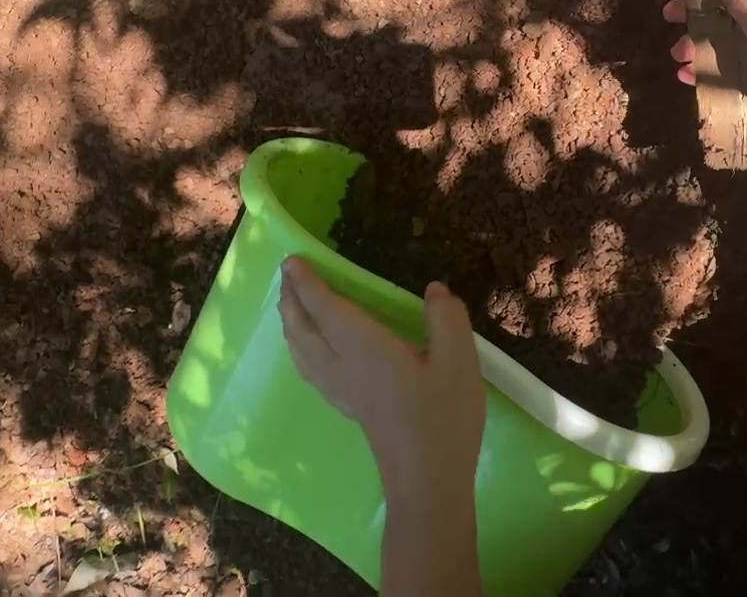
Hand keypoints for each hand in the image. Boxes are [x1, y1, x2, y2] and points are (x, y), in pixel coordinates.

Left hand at [278, 256, 485, 501]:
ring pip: (301, 352)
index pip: (327, 309)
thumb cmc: (444, 419)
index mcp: (366, 350)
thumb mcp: (459, 361)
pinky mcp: (349, 408)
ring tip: (292, 304)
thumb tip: (433, 290)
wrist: (429, 484)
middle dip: (292, 300)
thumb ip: (446, 318)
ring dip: (292, 323)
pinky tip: (312, 349)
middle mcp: (344, 369)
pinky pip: (309, 368)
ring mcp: (342, 392)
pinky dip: (301, 347)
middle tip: (287, 274)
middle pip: (303, 330)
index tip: (291, 260)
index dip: (308, 284)